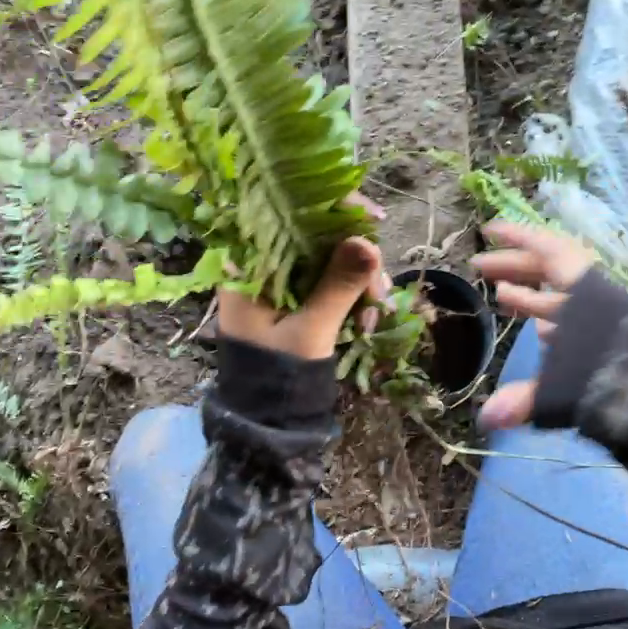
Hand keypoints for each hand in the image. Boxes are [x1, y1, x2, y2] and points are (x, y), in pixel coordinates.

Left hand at [218, 199, 389, 360]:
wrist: (267, 422)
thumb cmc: (277, 377)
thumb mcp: (310, 332)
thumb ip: (337, 286)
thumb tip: (368, 242)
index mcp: (249, 264)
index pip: (288, 209)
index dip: (333, 207)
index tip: (372, 222)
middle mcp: (262, 263)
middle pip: (316, 232)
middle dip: (356, 256)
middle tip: (378, 292)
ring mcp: (282, 281)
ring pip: (331, 257)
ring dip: (360, 280)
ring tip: (372, 317)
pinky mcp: (298, 298)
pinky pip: (331, 280)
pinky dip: (353, 294)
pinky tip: (367, 320)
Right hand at [472, 220, 596, 429]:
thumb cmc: (613, 380)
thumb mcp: (562, 389)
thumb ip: (524, 400)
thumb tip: (487, 418)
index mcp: (583, 293)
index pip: (547, 251)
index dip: (516, 238)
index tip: (488, 231)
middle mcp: (593, 299)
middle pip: (550, 271)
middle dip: (512, 267)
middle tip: (478, 268)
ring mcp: (603, 319)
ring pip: (561, 295)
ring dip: (528, 292)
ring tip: (499, 296)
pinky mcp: (611, 339)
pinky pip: (576, 320)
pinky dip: (552, 319)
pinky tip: (537, 330)